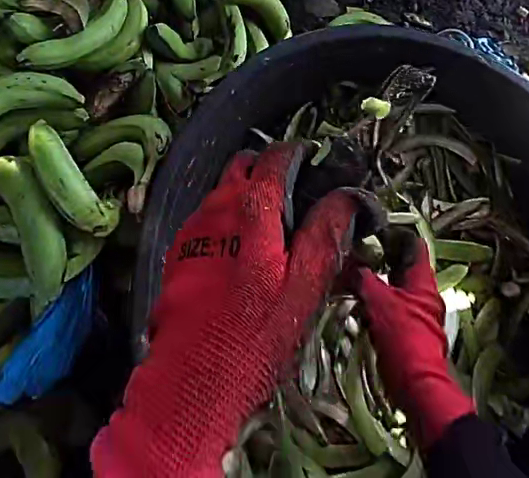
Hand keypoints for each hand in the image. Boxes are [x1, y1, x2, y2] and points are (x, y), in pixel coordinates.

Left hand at [92, 143, 361, 476]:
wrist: (189, 375)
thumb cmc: (255, 334)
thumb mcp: (304, 288)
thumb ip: (325, 235)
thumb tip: (348, 198)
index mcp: (252, 207)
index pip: (276, 157)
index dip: (298, 153)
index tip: (314, 160)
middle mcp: (218, 204)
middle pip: (244, 164)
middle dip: (268, 168)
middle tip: (293, 194)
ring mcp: (194, 224)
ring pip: (224, 189)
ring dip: (247, 194)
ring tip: (271, 228)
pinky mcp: (180, 247)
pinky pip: (208, 216)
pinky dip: (228, 218)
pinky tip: (241, 253)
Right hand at [352, 230, 475, 449]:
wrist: (417, 387)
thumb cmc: (402, 338)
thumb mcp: (377, 301)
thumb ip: (362, 276)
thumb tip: (346, 259)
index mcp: (423, 280)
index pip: (412, 243)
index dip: (393, 232)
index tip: (370, 226)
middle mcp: (423, 293)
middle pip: (401, 263)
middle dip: (379, 254)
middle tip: (354, 246)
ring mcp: (416, 311)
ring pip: (394, 284)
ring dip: (375, 277)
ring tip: (350, 268)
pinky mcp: (407, 328)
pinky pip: (390, 303)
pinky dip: (375, 297)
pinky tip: (356, 296)